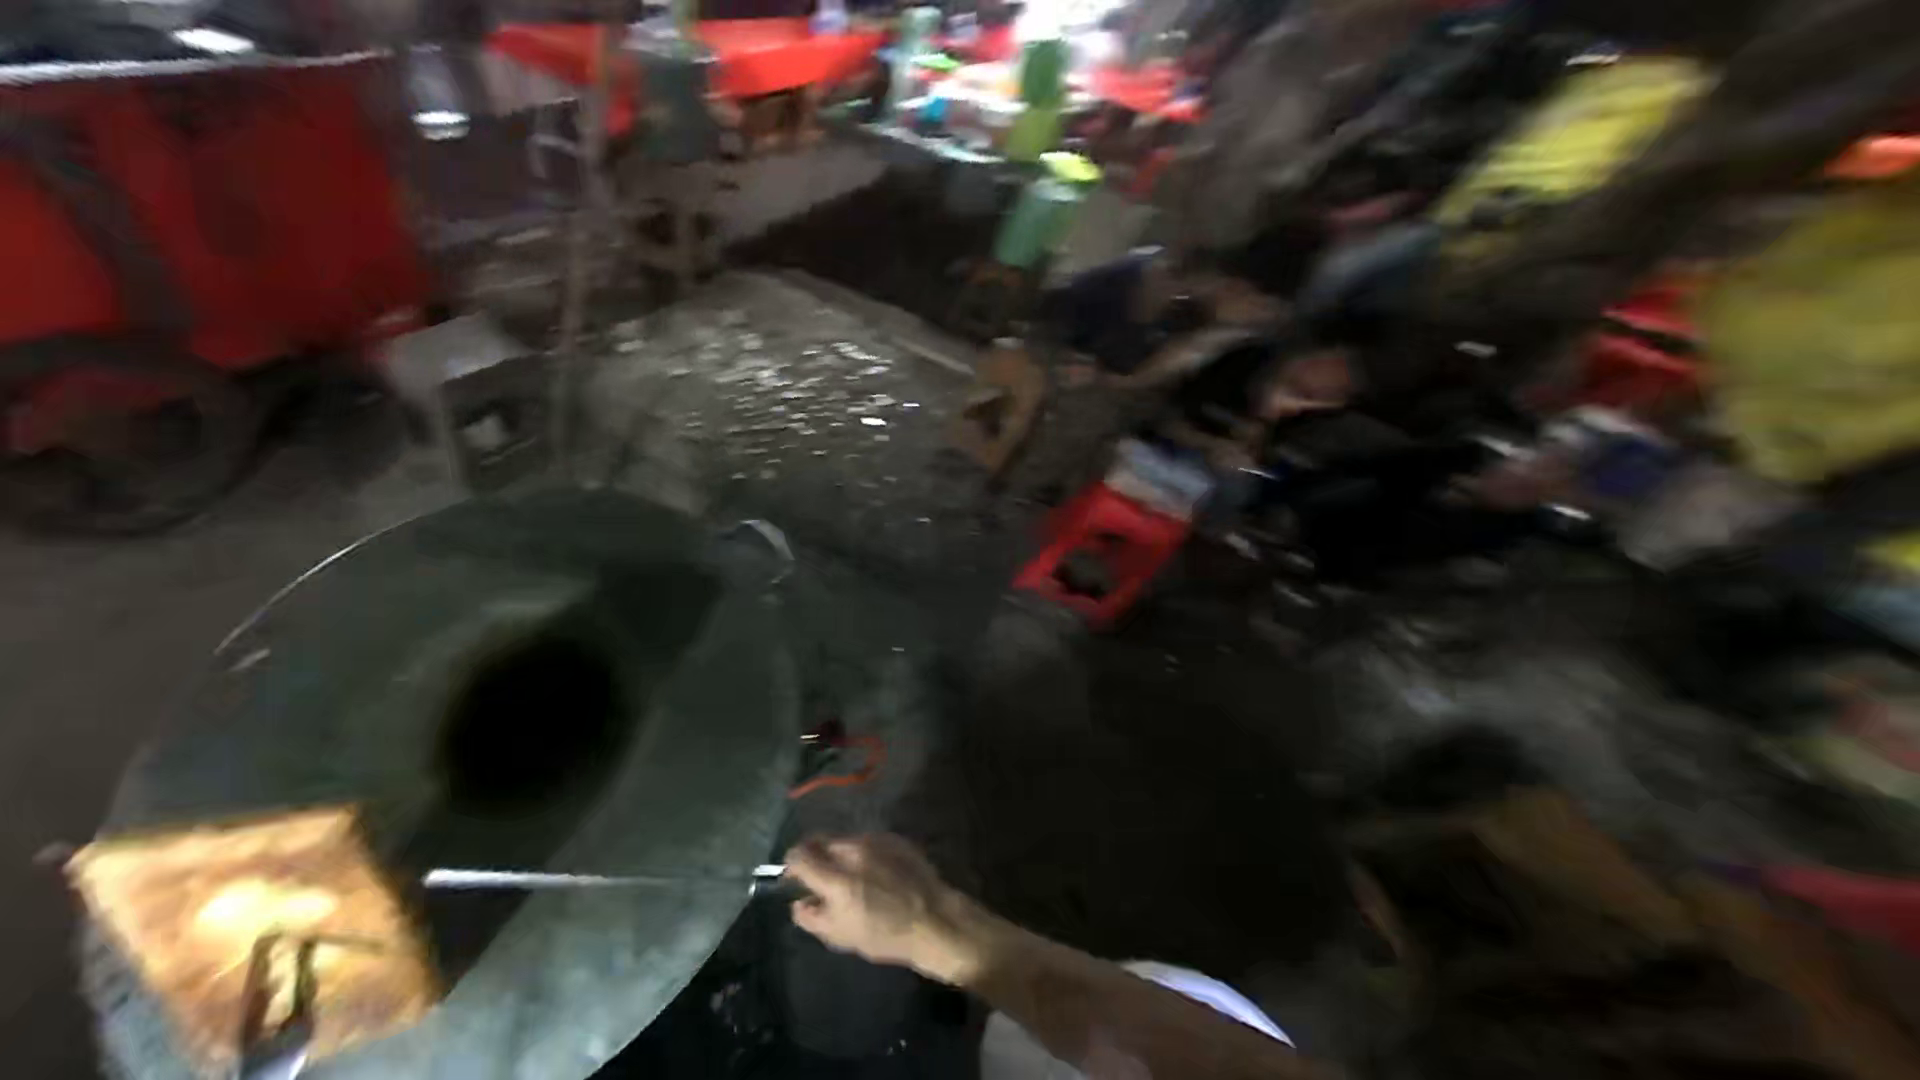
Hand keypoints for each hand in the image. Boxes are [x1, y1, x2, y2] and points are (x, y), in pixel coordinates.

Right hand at [784, 834, 1003, 985]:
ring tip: (850, 875)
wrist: (934, 919)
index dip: (791, 865)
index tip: (794, 876)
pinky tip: (873, 870)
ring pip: (844, 840)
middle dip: (815, 856)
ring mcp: (876, 840)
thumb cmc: (885, 935)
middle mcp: (853, 851)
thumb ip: (812, 917)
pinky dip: (862, 852)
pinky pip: (867, 839)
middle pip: (820, 841)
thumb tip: (798, 902)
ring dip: (839, 854)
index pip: (800, 855)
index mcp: (837, 879)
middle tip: (820, 876)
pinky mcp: (894, 837)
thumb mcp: (841, 937)